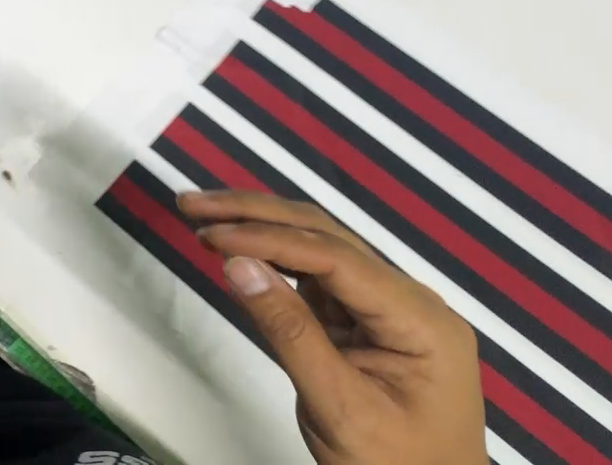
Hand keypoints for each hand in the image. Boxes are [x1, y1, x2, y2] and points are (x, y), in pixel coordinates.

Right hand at [179, 190, 486, 464]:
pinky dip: (266, 249)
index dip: (266, 238)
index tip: (208, 234)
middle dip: (253, 214)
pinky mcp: (357, 309)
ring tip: (199, 212)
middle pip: (323, 234)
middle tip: (190, 204)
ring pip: (313, 239)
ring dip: (255, 222)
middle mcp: (408, 297)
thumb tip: (236, 263)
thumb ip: (289, 332)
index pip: (333, 257)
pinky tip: (232, 243)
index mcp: (420, 320)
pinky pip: (308, 264)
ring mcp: (383, 301)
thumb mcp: (338, 408)